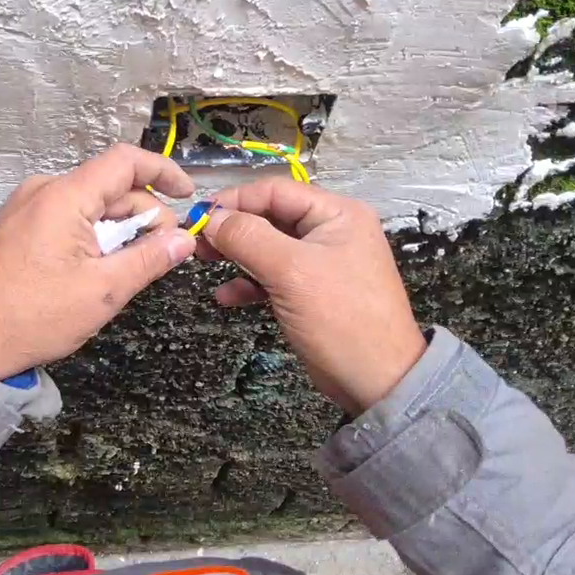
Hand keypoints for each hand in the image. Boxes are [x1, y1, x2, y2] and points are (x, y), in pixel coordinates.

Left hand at [0, 144, 198, 379]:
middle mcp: (42, 191)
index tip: (188, 196)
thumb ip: (150, 259)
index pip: (125, 161)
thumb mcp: (103, 291)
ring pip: (88, 204)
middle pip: (109, 186)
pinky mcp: (16, 226)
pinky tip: (96, 268)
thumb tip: (184, 240)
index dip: (163, 172)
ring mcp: (24, 207)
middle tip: (164, 254)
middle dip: (143, 214)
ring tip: (126, 269)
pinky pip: (65, 217)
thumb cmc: (31, 318)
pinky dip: (91, 234)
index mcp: (63, 196)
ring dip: (117, 228)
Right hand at [196, 179, 426, 414]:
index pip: (276, 191)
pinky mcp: (312, 292)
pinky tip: (226, 296)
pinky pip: (273, 276)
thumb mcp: (290, 271)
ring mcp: (321, 263)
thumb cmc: (339, 318)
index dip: (235, 200)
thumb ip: (247, 237)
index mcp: (337, 213)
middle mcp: (331, 231)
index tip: (198, 215)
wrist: (377, 382)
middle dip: (232, 228)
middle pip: (270, 217)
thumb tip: (210, 218)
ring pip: (268, 247)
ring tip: (203, 262)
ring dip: (236, 254)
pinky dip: (248, 282)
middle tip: (196, 240)